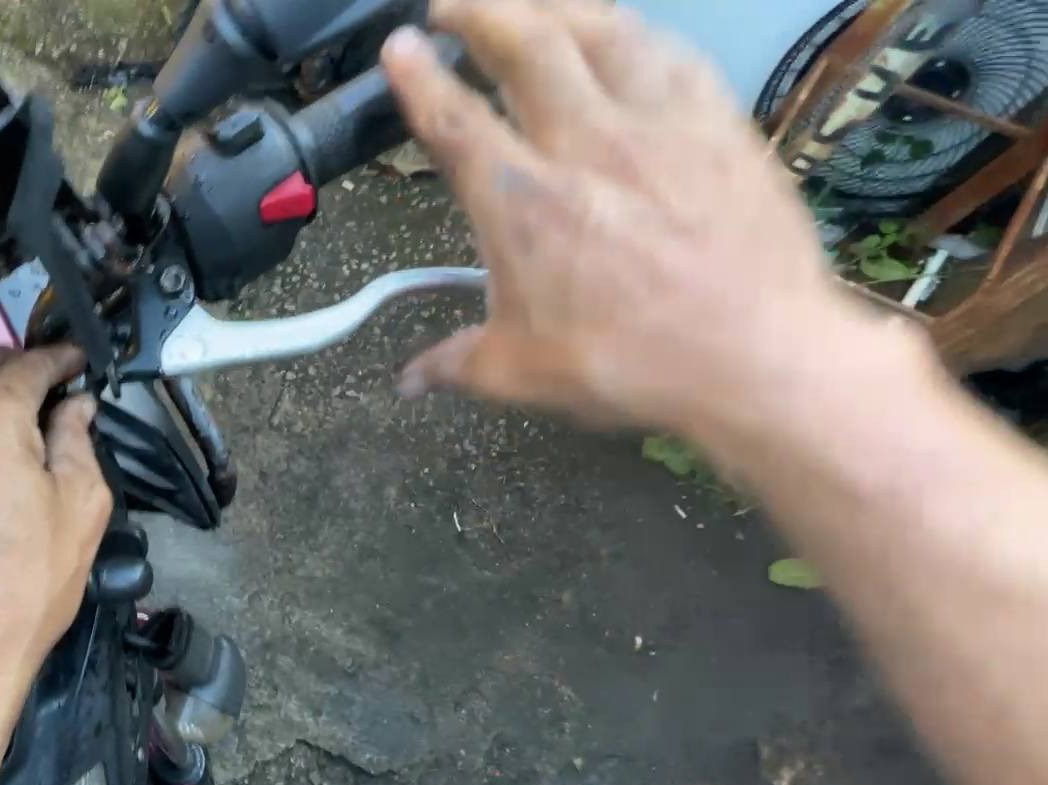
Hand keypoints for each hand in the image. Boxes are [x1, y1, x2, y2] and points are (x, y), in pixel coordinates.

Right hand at [380, 0, 923, 433]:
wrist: (752, 355)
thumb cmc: (620, 363)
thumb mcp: (513, 372)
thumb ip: (452, 363)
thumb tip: (409, 381)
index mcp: (522, 206)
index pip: (457, 124)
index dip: (419, 80)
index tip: (397, 47)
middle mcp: (586, 146)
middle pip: (529, 46)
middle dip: (481, 11)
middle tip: (450, 5)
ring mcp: (660, 126)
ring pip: (604, 29)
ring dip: (555, 4)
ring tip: (527, 2)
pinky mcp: (719, 126)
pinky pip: (670, 53)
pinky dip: (633, 32)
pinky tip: (621, 33)